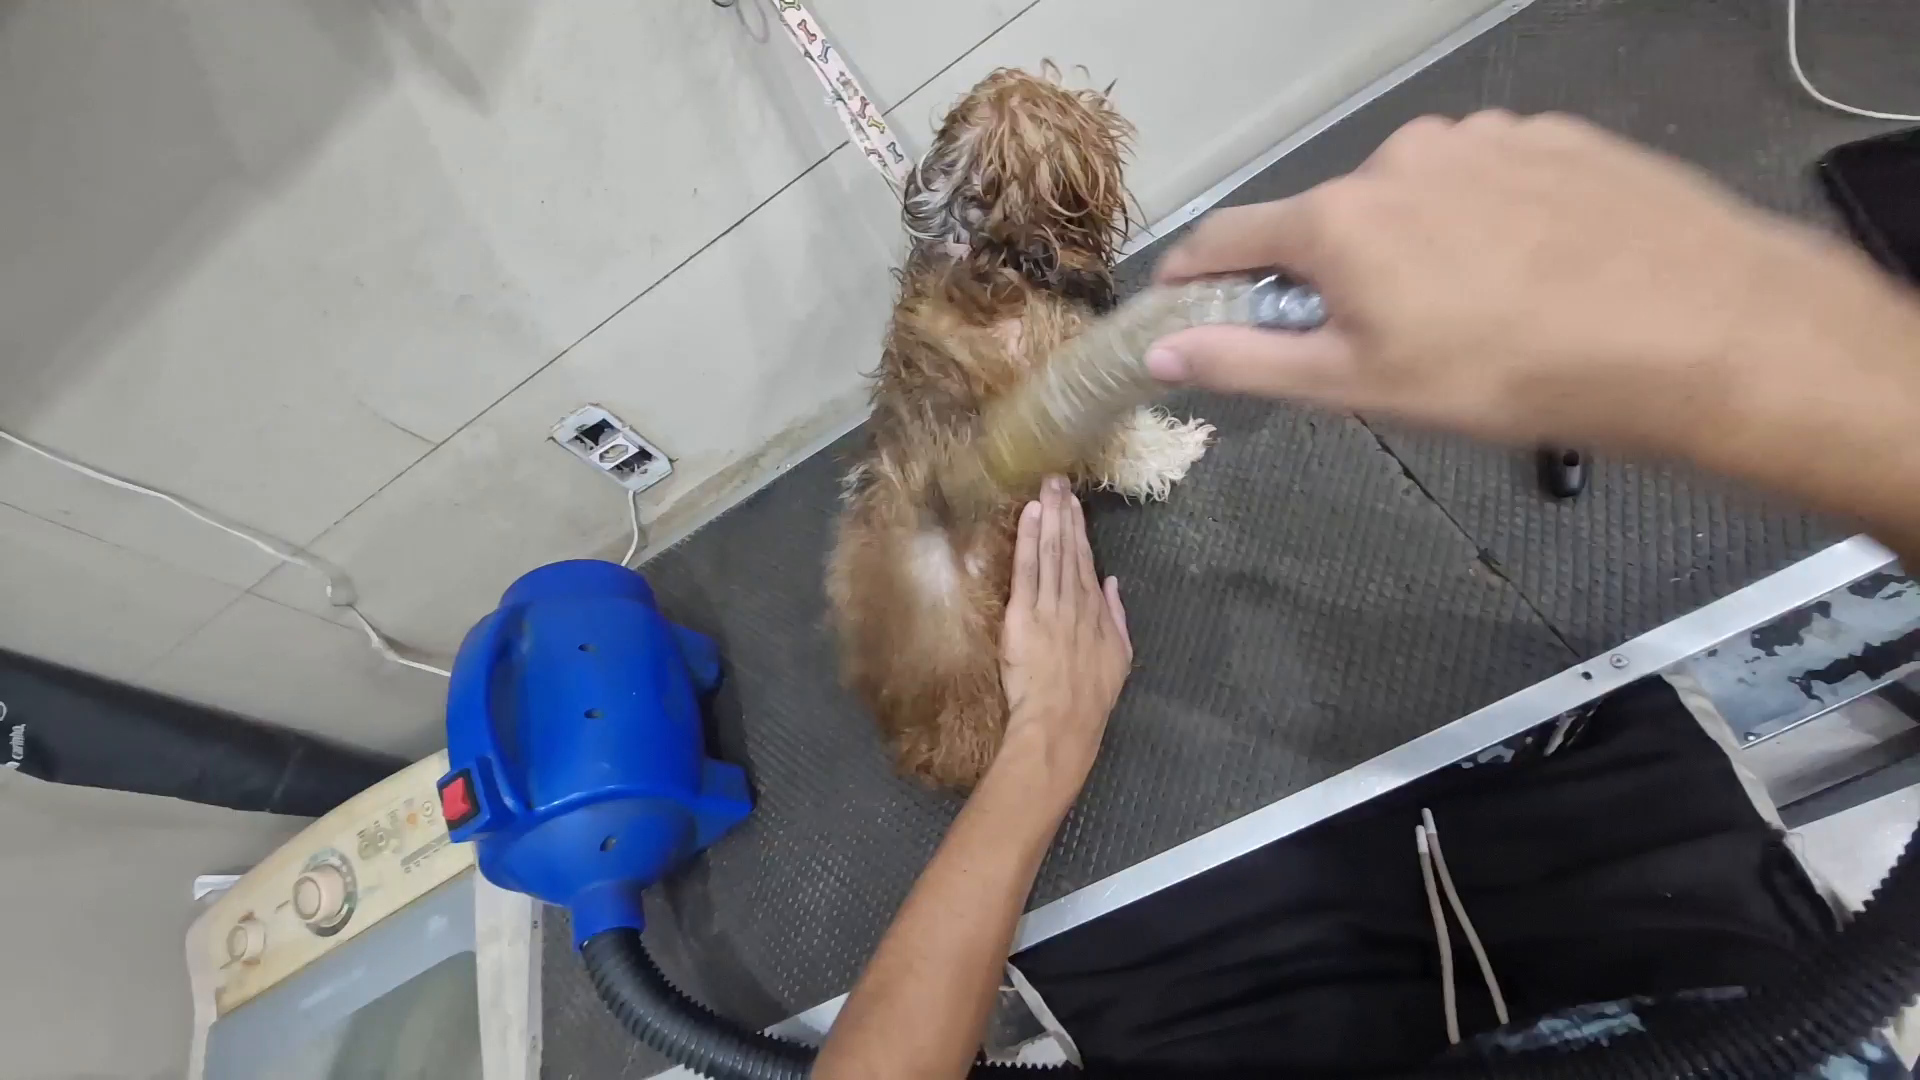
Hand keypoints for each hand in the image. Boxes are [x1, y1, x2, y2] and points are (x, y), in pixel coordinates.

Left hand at [998, 476, 1131, 795]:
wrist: (1063, 721)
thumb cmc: (1089, 696)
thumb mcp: (1119, 658)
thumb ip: (1117, 617)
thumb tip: (1113, 583)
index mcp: (1096, 610)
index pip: (1085, 561)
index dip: (1079, 530)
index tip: (1074, 504)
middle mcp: (1075, 600)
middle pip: (1070, 548)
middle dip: (1064, 511)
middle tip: (1057, 479)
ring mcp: (1051, 604)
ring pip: (1052, 551)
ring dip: (1051, 516)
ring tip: (1048, 487)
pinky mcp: (1026, 613)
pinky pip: (1028, 569)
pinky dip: (1031, 539)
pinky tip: (1032, 514)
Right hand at [1147, 110, 1912, 459]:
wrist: (1698, 332)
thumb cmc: (1495, 373)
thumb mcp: (1350, 384)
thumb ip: (1242, 362)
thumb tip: (1158, 353)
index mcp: (1336, 218)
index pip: (1225, 236)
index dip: (1189, 271)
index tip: (1175, 299)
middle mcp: (1396, 157)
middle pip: (1316, 221)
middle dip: (1307, 274)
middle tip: (1343, 334)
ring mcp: (1478, 138)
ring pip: (1394, 199)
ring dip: (1384, 246)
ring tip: (1440, 305)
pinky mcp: (1548, 136)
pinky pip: (1468, 180)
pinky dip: (1456, 221)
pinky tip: (1503, 266)